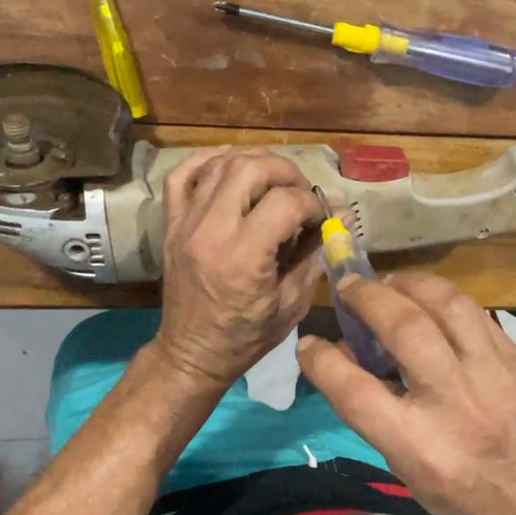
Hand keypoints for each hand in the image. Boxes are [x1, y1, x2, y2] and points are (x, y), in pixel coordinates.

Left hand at [154, 149, 324, 388]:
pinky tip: (231, 164)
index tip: (321, 219)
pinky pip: (182, 175)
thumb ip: (315, 254)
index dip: (312, 204)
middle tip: (299, 192)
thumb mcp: (291, 304)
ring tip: (273, 179)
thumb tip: (343, 215)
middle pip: (250, 169)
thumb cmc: (247, 338)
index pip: (285, 203)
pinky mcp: (172, 224)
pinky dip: (207, 160)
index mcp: (244, 258)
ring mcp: (186, 224)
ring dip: (253, 162)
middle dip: (285, 172)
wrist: (192, 354)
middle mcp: (211, 232)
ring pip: (219, 164)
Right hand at [296, 272, 515, 514]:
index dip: (323, 362)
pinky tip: (427, 300)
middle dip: (368, 298)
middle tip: (348, 287)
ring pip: (447, 304)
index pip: (357, 392)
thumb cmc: (465, 494)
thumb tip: (346, 359)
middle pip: (404, 329)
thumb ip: (375, 416)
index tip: (308, 344)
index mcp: (420, 445)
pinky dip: (442, 299)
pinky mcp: (515, 358)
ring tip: (388, 283)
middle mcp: (455, 403)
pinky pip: (474, 312)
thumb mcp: (407, 471)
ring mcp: (492, 375)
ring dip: (409, 283)